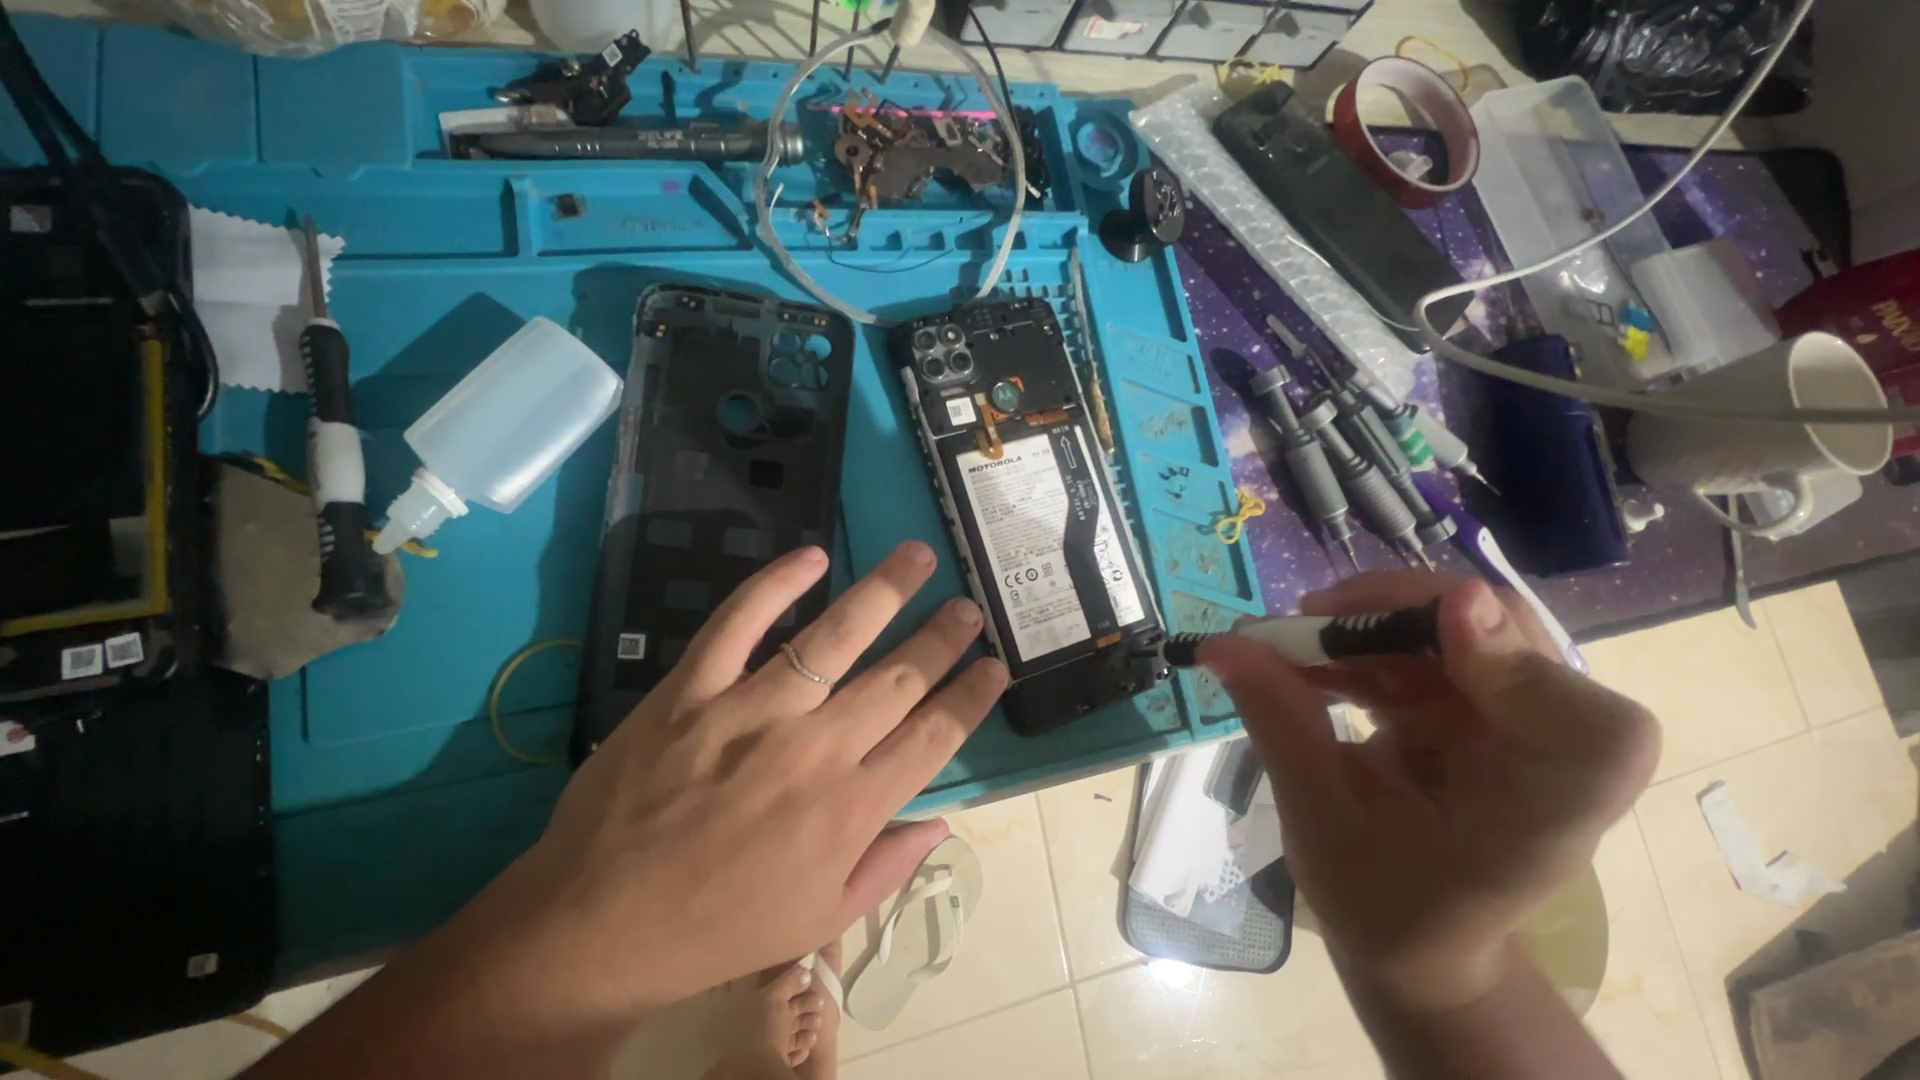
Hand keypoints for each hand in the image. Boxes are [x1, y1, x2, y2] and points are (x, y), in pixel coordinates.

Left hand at [484, 541, 1006, 1020]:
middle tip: (970, 606)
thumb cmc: (720, 927)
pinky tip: (811, 555)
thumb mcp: (821, 918)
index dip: (970, 697)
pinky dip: (773, 584)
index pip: (932, 737)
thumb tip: (943, 820)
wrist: (600, 922)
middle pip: (897, 678)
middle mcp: (813, 751)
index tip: (996, 666)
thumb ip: (889, 865)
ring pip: (833, 638)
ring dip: (883, 592)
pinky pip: (737, 623)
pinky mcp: (691, 690)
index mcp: (850, 809)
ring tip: (919, 555)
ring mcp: (750, 712)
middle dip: (943, 637)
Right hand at [1201, 572, 1658, 1012]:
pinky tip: (1305, 660)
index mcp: (1555, 800)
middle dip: (1395, 614)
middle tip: (1302, 624)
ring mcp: (1516, 711)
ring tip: (1283, 644)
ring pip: (1450, 623)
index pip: (1578, 718)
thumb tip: (1222, 642)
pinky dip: (1358, 644)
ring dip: (1363, 624)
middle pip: (1502, 634)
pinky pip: (1419, 643)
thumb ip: (1280, 722)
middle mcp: (1555, 741)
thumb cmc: (1383, 903)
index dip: (1512, 656)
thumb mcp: (1321, 819)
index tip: (1446, 617)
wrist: (1415, 934)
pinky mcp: (1476, 697)